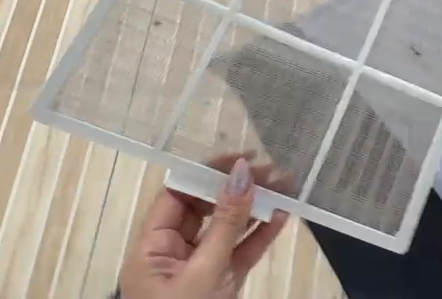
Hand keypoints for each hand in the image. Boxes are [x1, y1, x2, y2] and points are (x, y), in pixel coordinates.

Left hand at [118, 155, 290, 298]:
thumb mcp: (204, 273)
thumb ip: (226, 222)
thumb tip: (242, 170)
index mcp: (153, 249)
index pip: (177, 195)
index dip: (207, 173)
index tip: (243, 158)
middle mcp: (174, 254)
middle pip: (206, 207)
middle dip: (240, 187)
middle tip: (273, 171)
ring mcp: (200, 269)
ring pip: (228, 227)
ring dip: (257, 206)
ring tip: (288, 185)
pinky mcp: (222, 284)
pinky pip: (242, 251)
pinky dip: (262, 233)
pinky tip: (284, 214)